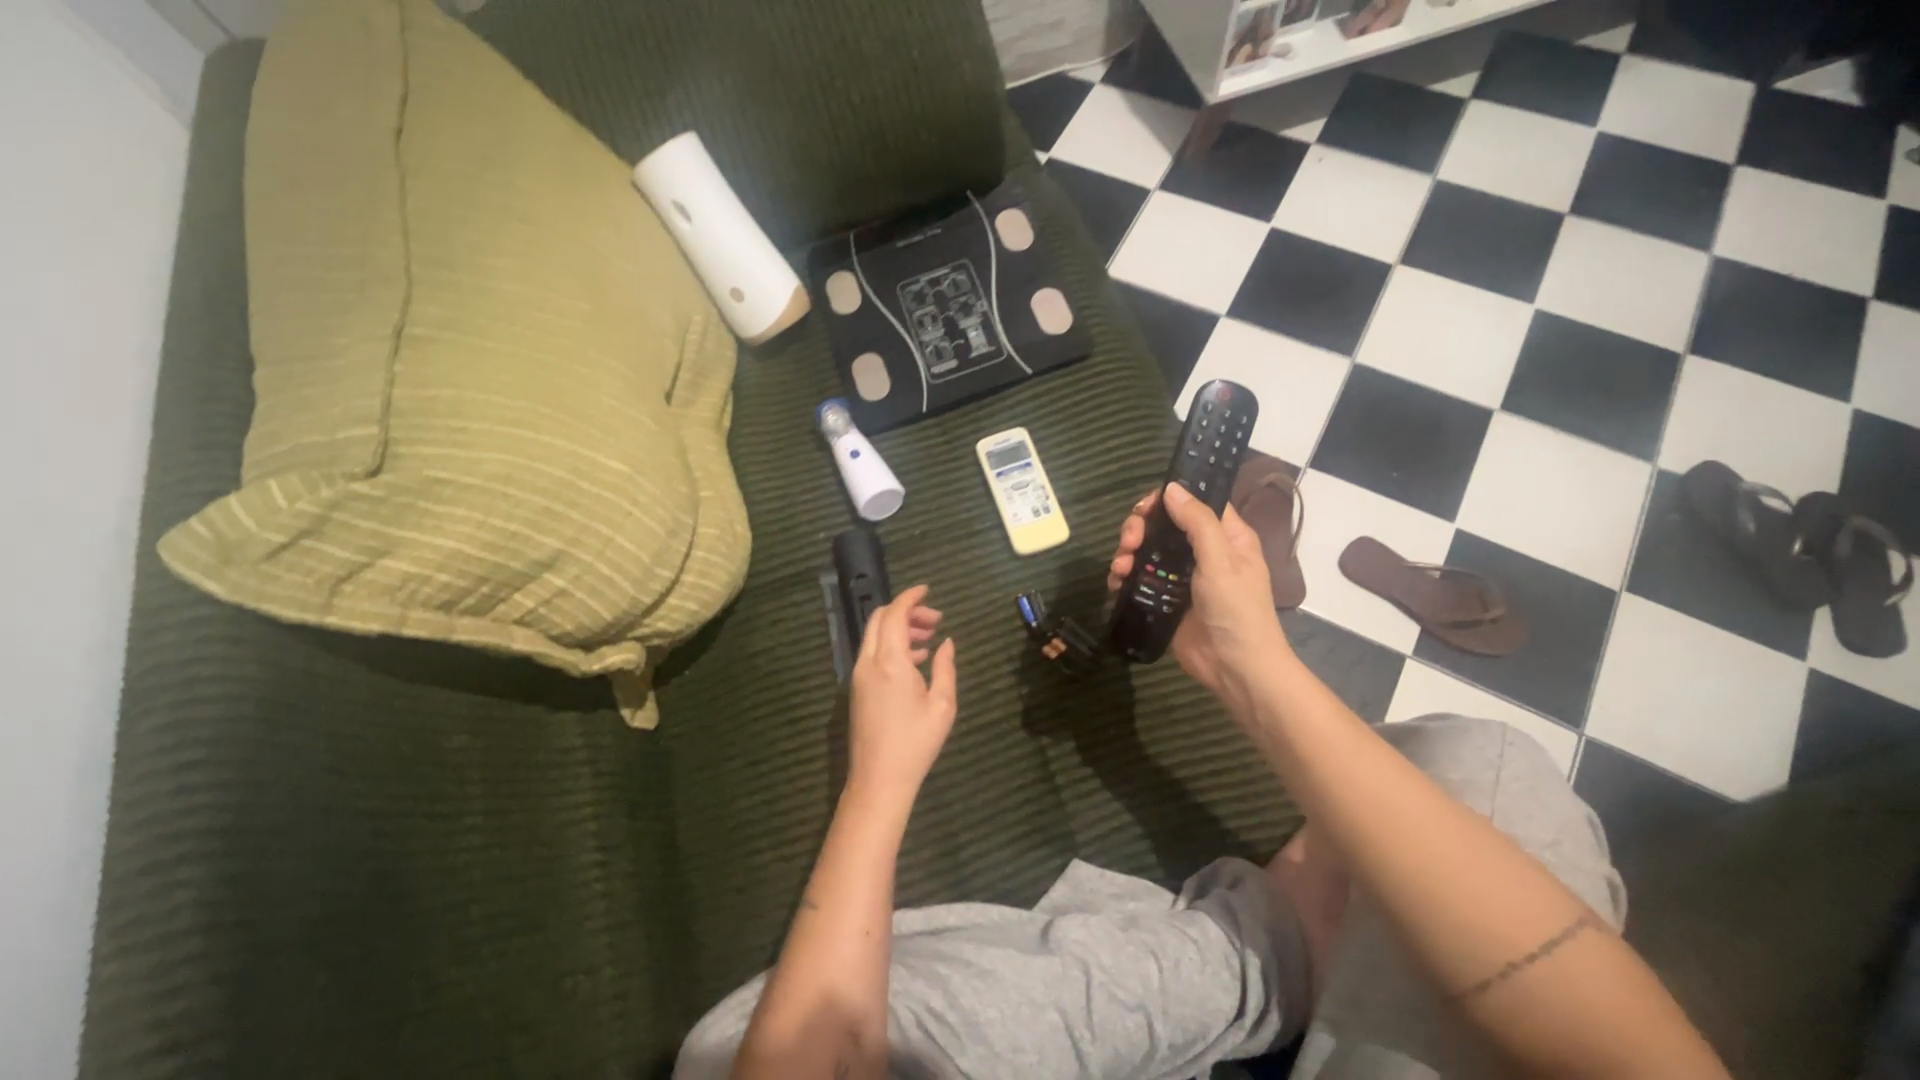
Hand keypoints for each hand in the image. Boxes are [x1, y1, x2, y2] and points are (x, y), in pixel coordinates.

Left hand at [847, 585, 956, 802]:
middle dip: (907, 612)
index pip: (895, 614)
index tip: (928, 590)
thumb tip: (947, 643)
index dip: (911, 597)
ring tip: (930, 639)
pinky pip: (872, 653)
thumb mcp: (943, 705)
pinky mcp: (857, 689)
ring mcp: (859, 676)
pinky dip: (892, 646)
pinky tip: (915, 661)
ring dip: (900, 629)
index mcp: (890, 662)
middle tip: (935, 621)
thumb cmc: (916, 743)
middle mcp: (869, 662)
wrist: (879, 779)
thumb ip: (946, 667)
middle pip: (881, 619)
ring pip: (875, 636)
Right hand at [1108, 484, 1290, 711]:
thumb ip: (1197, 522)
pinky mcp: (1165, 600)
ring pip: (1147, 551)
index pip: (1195, 503)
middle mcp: (1203, 552)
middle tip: (1129, 542)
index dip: (1168, 498)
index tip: (1145, 507)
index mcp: (1226, 537)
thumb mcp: (1221, 560)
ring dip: (1128, 553)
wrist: (1235, 667)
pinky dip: (1124, 577)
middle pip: (1163, 526)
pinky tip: (1116, 583)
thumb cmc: (1237, 610)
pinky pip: (1140, 580)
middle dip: (1140, 529)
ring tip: (1120, 568)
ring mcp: (1182, 577)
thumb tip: (1171, 488)